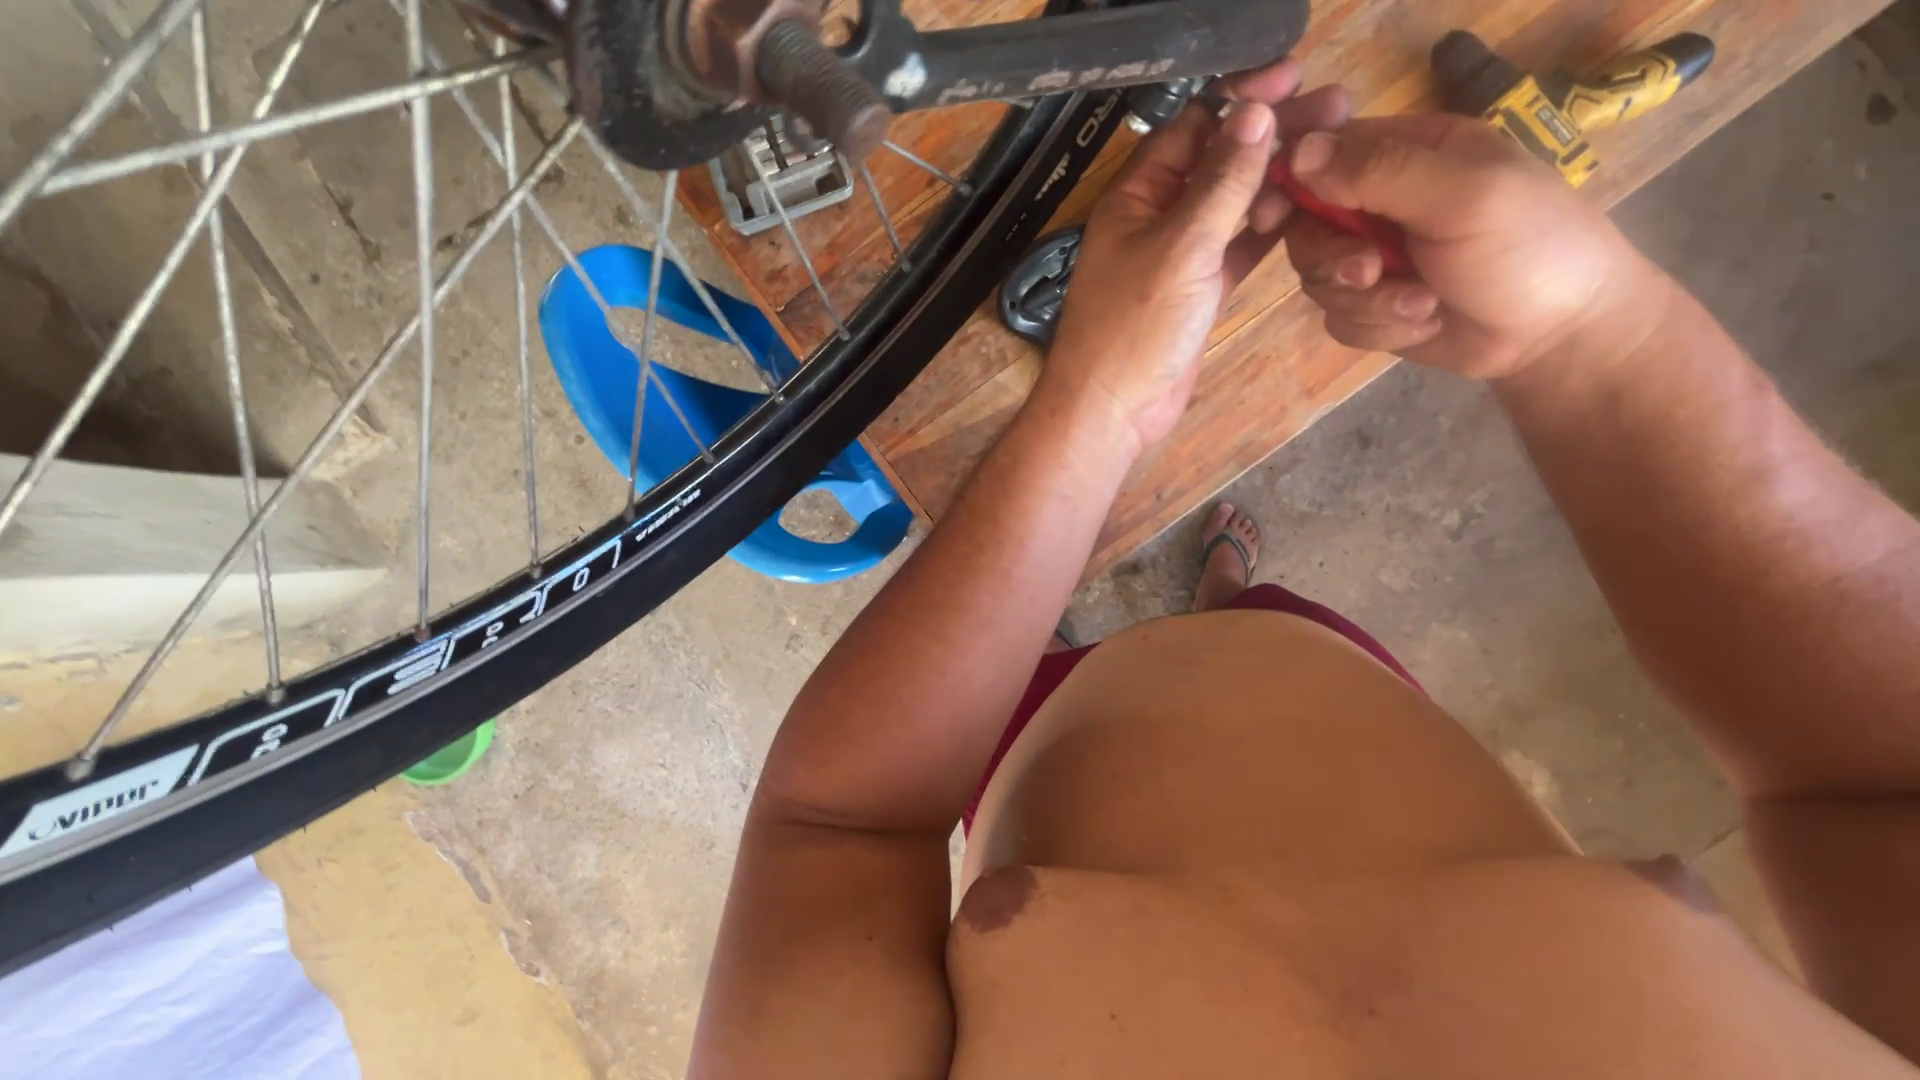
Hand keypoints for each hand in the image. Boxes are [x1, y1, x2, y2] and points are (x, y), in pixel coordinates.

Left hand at [1038, 60, 1351, 452]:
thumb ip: (1221, 183)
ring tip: (1332, 156)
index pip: (1192, 128)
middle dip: (1271, 137)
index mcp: (1136, 196)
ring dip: (1276, 182)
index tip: (1294, 80)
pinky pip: (1238, 246)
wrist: (1113, 409)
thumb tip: (1255, 114)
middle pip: (1219, 162)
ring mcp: (1180, 255)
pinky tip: (1309, 208)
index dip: (1241, 101)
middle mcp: (1157, 217)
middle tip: (1336, 110)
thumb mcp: (1180, 248)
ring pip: (1233, 205)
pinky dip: (1268, 229)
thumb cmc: (1133, 327)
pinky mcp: (1200, 290)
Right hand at [1282, 113, 1658, 379]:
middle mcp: (1381, 202)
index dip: (1290, 184)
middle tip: (1370, 272)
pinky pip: (1337, 320)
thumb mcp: (1463, 196)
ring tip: (1425, 304)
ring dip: (1368, 301)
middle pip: (1306, 228)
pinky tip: (1425, 323)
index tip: (1272, 216)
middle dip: (1334, 260)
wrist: (1558, 334)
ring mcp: (1373, 258)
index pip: (1323, 154)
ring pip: (1318, 280)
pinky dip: (1378, 328)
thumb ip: (1381, 171)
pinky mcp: (1371, 307)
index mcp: (1408, 153)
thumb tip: (1299, 153)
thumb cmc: (1528, 247)